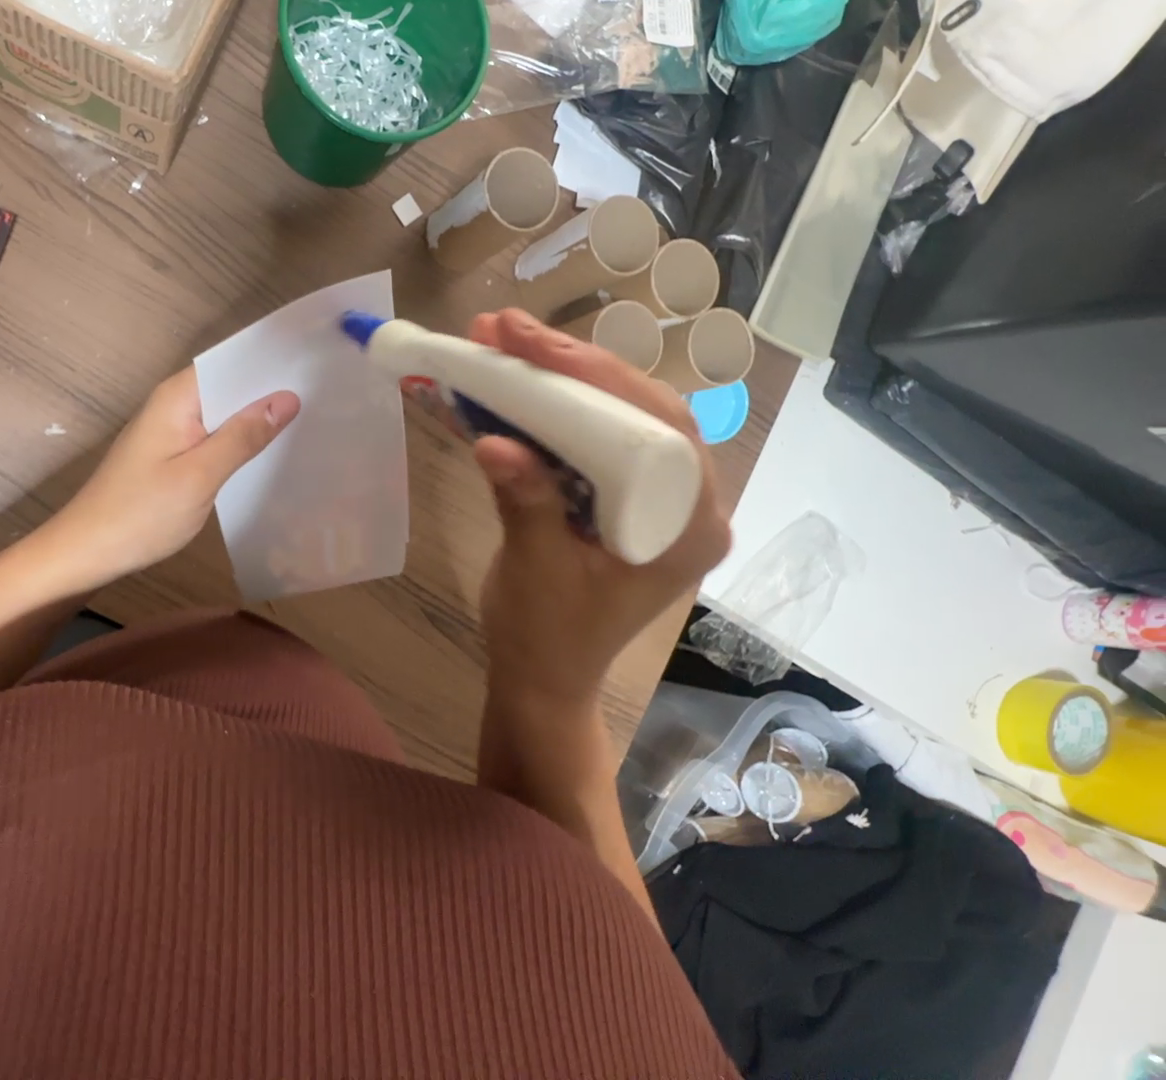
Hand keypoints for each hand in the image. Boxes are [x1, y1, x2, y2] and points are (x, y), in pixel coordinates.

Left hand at [41, 367, 299, 592]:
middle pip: (230, 385)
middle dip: (271, 391)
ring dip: (257, 420)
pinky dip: (238, 443)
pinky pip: (212, 437)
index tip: (317, 364)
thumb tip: (286, 399)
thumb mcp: (199, 476)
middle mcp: (173, 404)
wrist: (87, 551)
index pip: (232, 360)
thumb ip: (242, 437)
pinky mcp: (171, 456)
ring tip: (312, 421)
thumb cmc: (140, 514)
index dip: (272, 360)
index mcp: (177, 397)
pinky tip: (270, 454)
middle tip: (328, 396)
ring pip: (223, 414)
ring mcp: (170, 431)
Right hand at [471, 309, 731, 714]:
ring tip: (497, 344)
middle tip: (503, 329)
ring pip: (611, 415)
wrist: (542, 675)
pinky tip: (507, 383)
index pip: (657, 427)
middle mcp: (684, 500)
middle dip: (568, 365)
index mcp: (686, 525)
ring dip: (553, 379)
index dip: (595, 377)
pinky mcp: (618, 495)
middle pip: (635, 409)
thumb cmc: (547, 637)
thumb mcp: (536, 572)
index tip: (533, 344)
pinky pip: (588, 437)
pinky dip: (546, 410)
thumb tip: (494, 440)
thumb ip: (525, 503)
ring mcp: (652, 496)